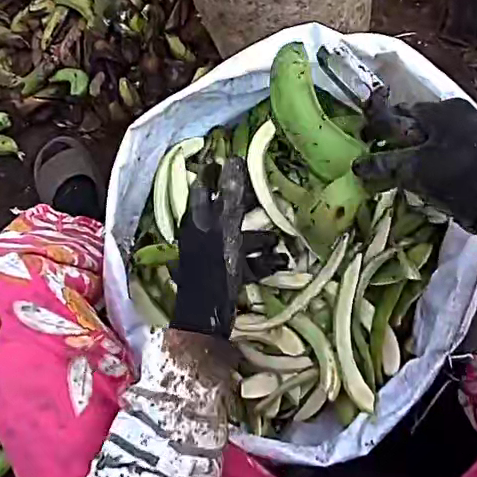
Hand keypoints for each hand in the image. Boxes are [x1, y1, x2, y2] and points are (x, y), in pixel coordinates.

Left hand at [170, 158, 281, 337]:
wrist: (207, 317)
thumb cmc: (214, 266)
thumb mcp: (225, 226)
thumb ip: (230, 195)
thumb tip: (234, 159)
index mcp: (196, 218)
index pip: (203, 185)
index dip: (214, 172)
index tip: (231, 160)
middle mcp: (201, 233)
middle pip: (224, 211)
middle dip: (247, 207)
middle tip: (267, 199)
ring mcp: (211, 255)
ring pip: (236, 237)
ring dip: (259, 236)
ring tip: (280, 238)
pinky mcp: (222, 275)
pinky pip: (243, 261)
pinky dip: (260, 260)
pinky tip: (279, 262)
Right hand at [354, 98, 476, 272]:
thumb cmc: (458, 181)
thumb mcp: (414, 172)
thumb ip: (384, 164)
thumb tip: (356, 165)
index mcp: (444, 110)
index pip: (401, 111)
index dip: (379, 123)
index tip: (364, 136)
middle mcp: (464, 112)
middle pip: (420, 122)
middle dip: (401, 136)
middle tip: (383, 153)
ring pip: (438, 136)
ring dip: (420, 149)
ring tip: (405, 168)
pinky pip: (455, 148)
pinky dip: (439, 157)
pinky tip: (432, 175)